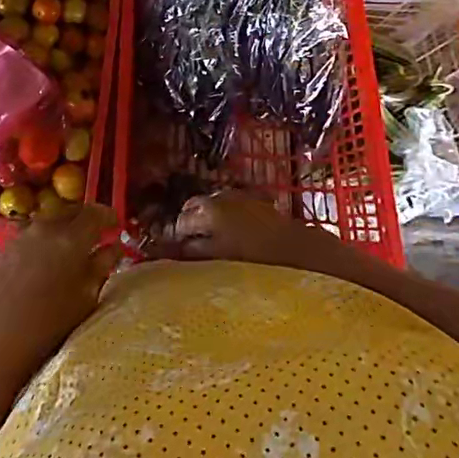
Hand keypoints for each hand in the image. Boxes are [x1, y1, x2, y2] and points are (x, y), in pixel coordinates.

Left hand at [0, 203, 123, 388]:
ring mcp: (25, 234)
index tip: (116, 226)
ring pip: (53, 218)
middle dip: (88, 217)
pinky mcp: (9, 245)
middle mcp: (48, 227)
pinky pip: (36, 230)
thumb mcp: (86, 297)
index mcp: (72, 237)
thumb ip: (102, 267)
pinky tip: (51, 255)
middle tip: (99, 233)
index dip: (109, 216)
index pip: (96, 213)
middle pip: (73, 210)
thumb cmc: (49, 323)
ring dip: (67, 225)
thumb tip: (114, 248)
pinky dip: (49, 235)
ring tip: (75, 245)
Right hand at [147, 190, 357, 274]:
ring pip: (214, 209)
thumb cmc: (254, 259)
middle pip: (194, 210)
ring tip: (215, 250)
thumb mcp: (214, 260)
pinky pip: (234, 211)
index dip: (173, 242)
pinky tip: (237, 242)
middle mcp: (220, 197)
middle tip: (193, 255)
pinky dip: (229, 223)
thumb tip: (156, 252)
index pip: (178, 223)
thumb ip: (185, 254)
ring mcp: (242, 198)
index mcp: (205, 210)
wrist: (302, 252)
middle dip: (190, 228)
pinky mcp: (260, 204)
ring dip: (210, 224)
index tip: (174, 259)